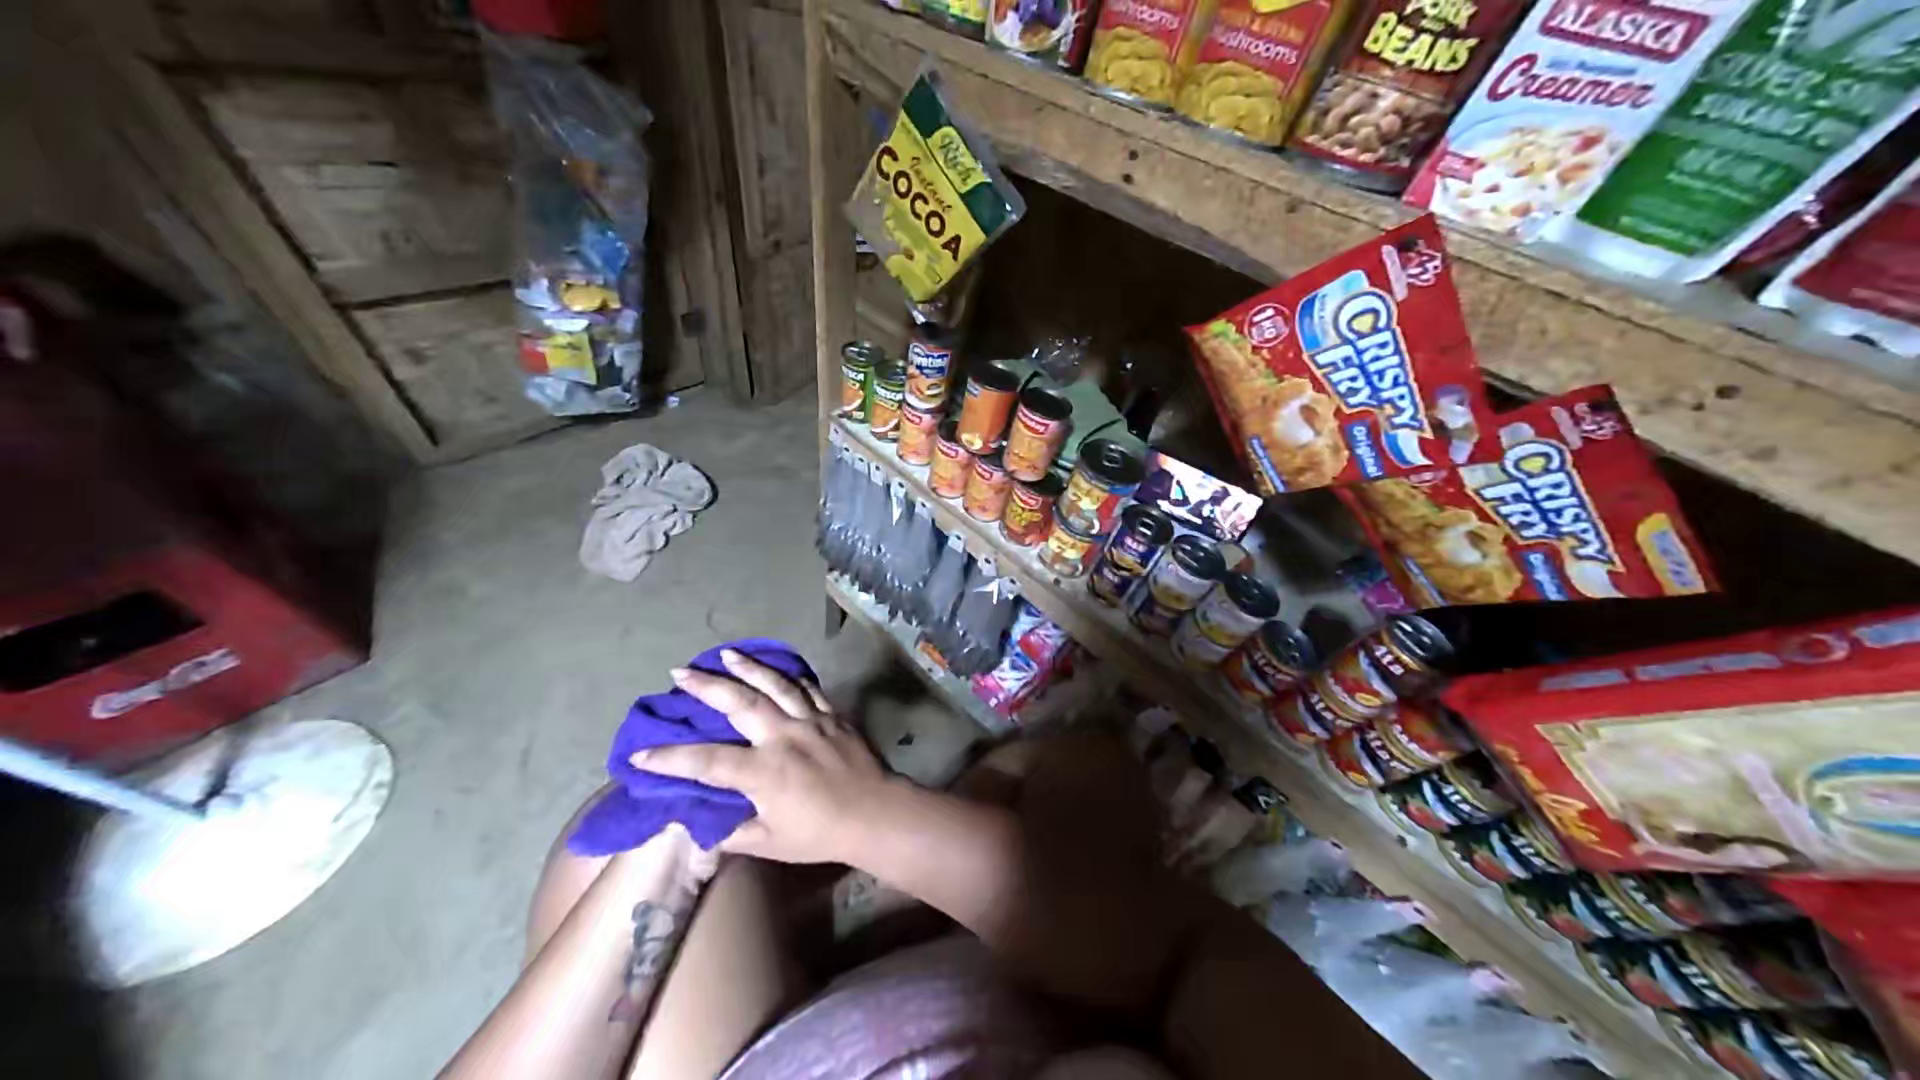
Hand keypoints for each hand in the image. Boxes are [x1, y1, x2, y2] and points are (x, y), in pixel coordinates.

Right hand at [632, 649, 892, 865]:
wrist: (875, 814)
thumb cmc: (820, 833)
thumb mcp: (771, 842)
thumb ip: (734, 834)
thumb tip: (701, 830)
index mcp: (764, 771)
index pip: (706, 762)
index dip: (671, 759)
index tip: (641, 755)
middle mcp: (783, 737)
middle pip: (740, 703)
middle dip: (707, 686)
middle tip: (680, 673)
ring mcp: (810, 721)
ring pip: (775, 685)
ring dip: (748, 667)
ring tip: (727, 654)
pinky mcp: (832, 715)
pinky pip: (808, 688)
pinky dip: (790, 676)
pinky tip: (778, 668)